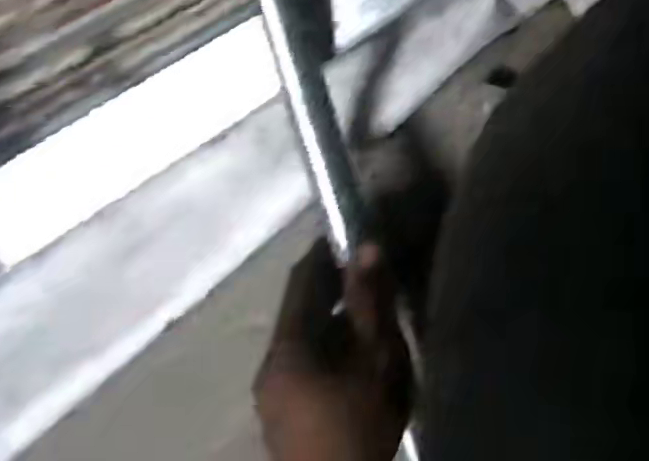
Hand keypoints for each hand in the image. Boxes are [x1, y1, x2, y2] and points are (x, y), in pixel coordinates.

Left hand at [254, 241, 412, 460]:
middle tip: (376, 259)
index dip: (327, 251)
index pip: (301, 281)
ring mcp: (275, 393)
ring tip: (377, 295)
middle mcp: (270, 366)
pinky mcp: (288, 410)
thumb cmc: (358, 419)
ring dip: (339, 309)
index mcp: (286, 349)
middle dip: (337, 280)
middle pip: (302, 307)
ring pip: (308, 332)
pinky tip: (364, 339)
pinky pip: (310, 355)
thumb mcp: (374, 354)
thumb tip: (367, 245)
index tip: (358, 228)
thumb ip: (369, 299)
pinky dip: (335, 335)